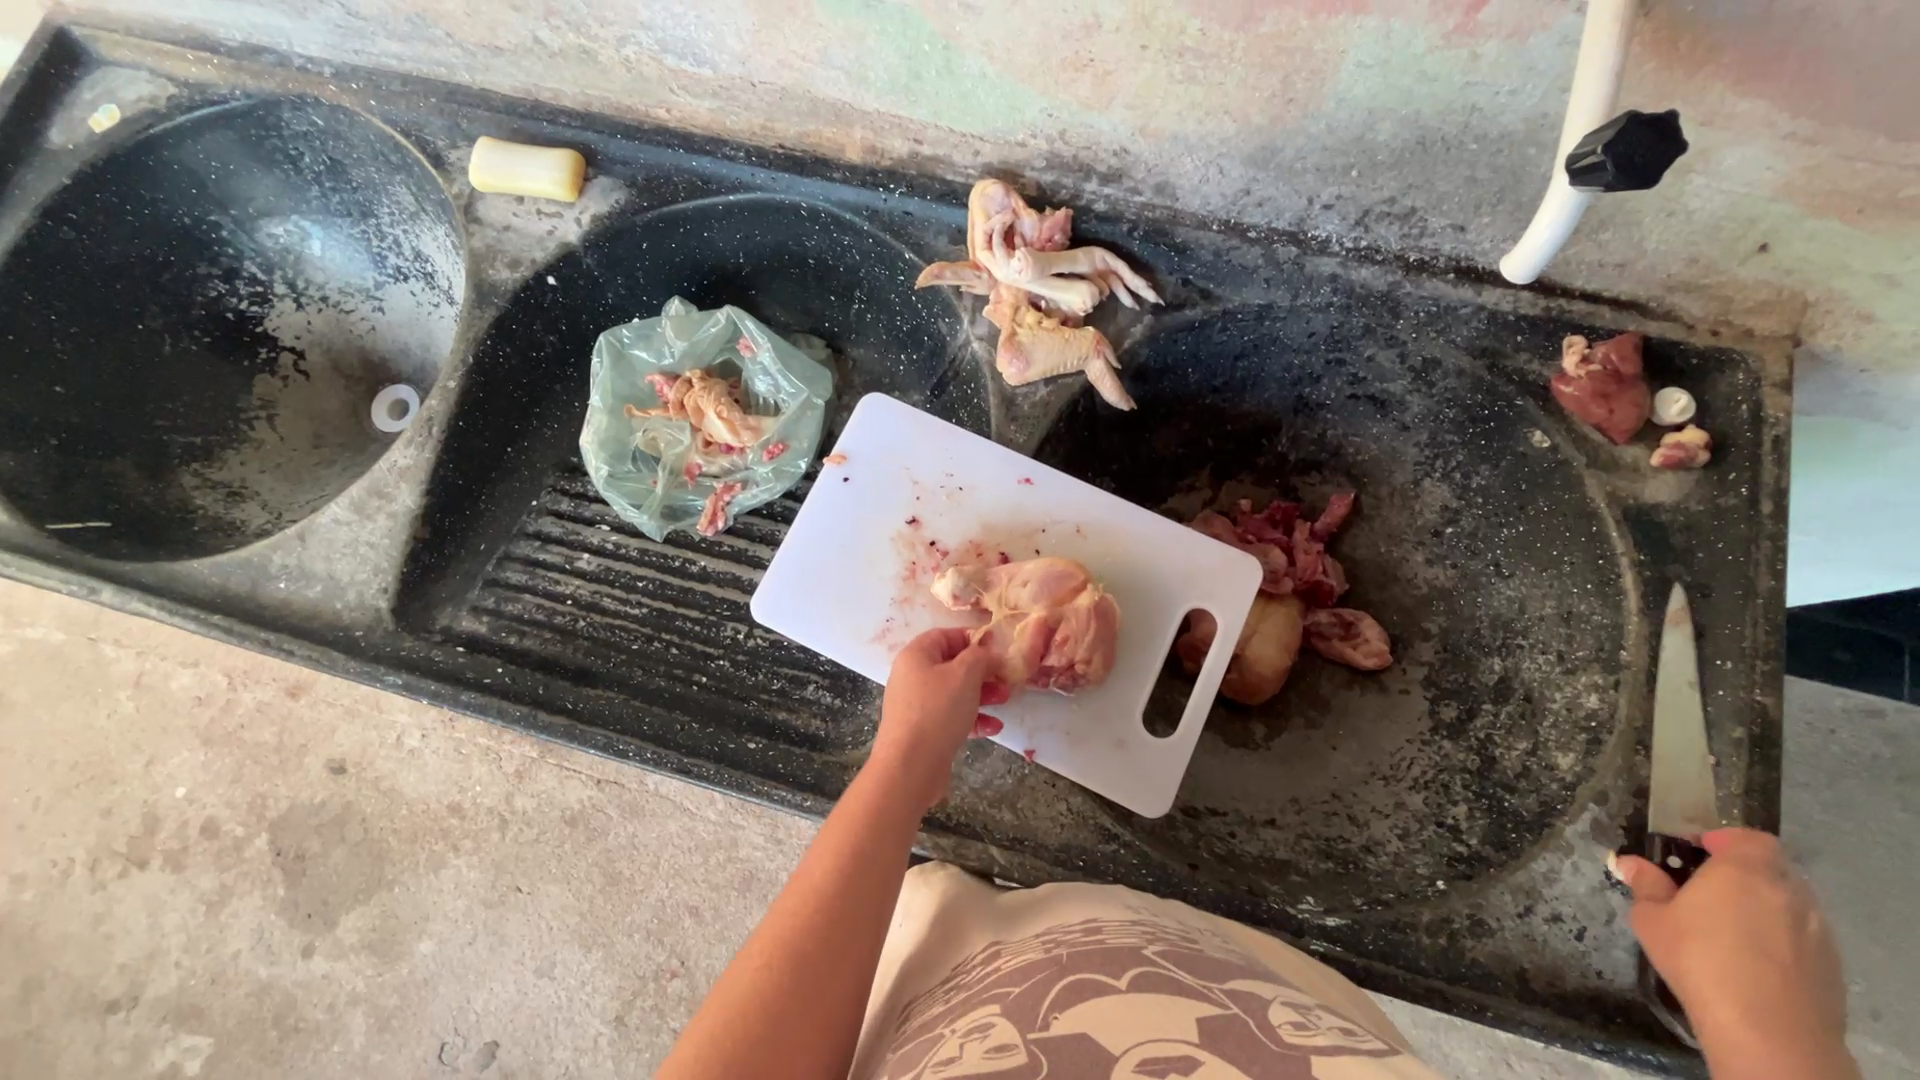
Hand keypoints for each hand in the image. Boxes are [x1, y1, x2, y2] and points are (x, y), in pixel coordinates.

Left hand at [869, 628, 992, 812]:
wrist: (910, 766)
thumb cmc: (937, 711)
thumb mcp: (965, 674)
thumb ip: (981, 656)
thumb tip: (990, 654)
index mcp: (916, 656)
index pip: (945, 635)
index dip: (972, 638)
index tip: (998, 647)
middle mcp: (912, 677)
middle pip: (952, 665)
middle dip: (982, 670)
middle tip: (1006, 677)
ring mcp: (916, 706)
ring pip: (954, 693)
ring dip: (982, 694)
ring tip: (1005, 700)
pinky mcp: (923, 732)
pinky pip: (951, 717)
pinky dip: (973, 719)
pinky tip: (994, 727)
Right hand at [1616, 828, 1856, 1078]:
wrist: (1768, 1029)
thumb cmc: (1699, 959)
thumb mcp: (1652, 918)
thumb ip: (1645, 885)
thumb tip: (1628, 862)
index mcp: (1745, 871)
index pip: (1749, 838)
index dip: (1725, 840)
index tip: (1698, 853)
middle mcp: (1789, 892)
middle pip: (1770, 869)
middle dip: (1741, 874)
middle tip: (1706, 892)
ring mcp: (1817, 929)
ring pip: (1788, 903)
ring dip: (1762, 906)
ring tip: (1728, 929)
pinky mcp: (1831, 963)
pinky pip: (1802, 935)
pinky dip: (1780, 937)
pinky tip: (1754, 960)